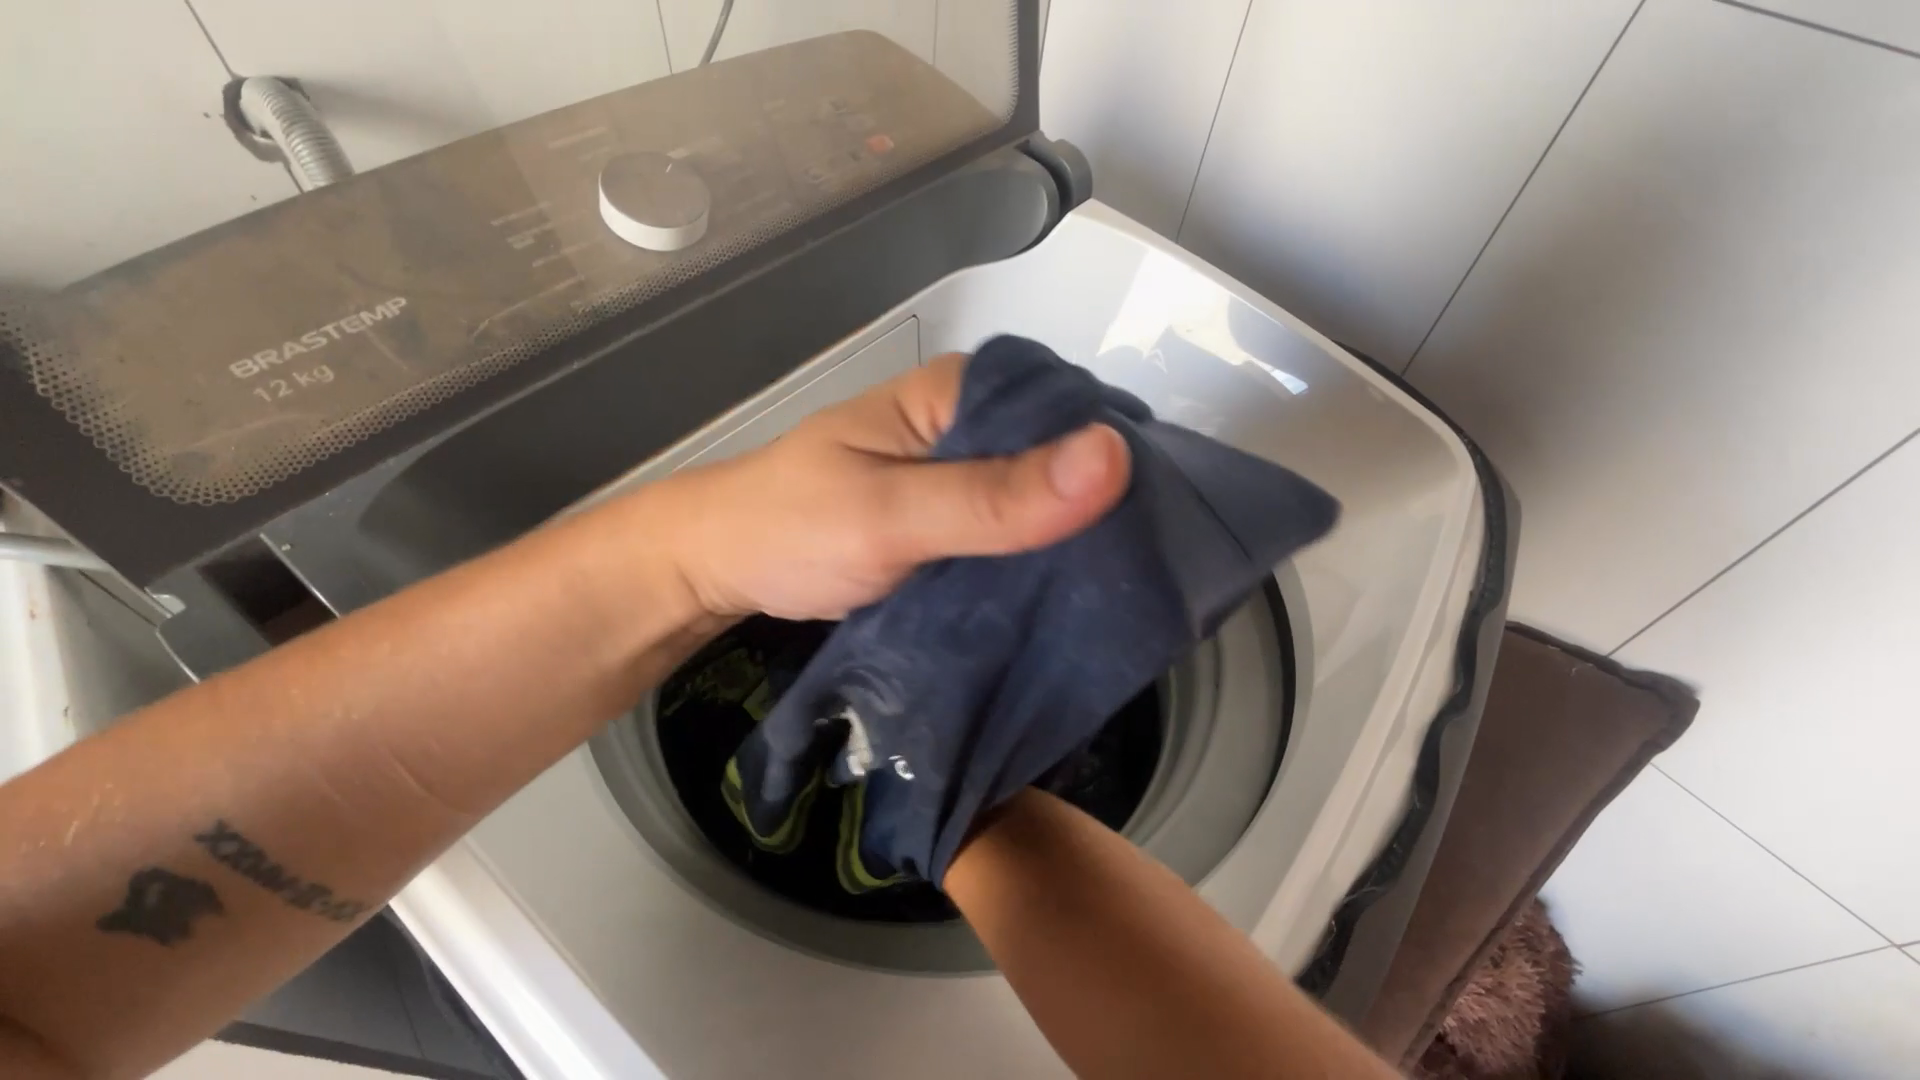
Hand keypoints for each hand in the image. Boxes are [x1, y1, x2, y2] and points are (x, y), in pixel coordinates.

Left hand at [647, 353, 1130, 620]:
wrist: (721, 568)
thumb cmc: (790, 529)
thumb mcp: (893, 515)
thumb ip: (994, 496)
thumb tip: (1112, 457)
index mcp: (959, 392)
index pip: (1069, 411)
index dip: (1115, 463)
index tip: (1159, 526)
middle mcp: (968, 422)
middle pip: (1060, 457)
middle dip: (1097, 509)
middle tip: (1145, 570)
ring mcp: (958, 472)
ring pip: (1039, 498)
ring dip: (1070, 538)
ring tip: (1120, 588)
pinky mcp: (950, 517)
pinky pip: (1011, 531)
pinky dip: (1035, 559)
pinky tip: (1066, 593)